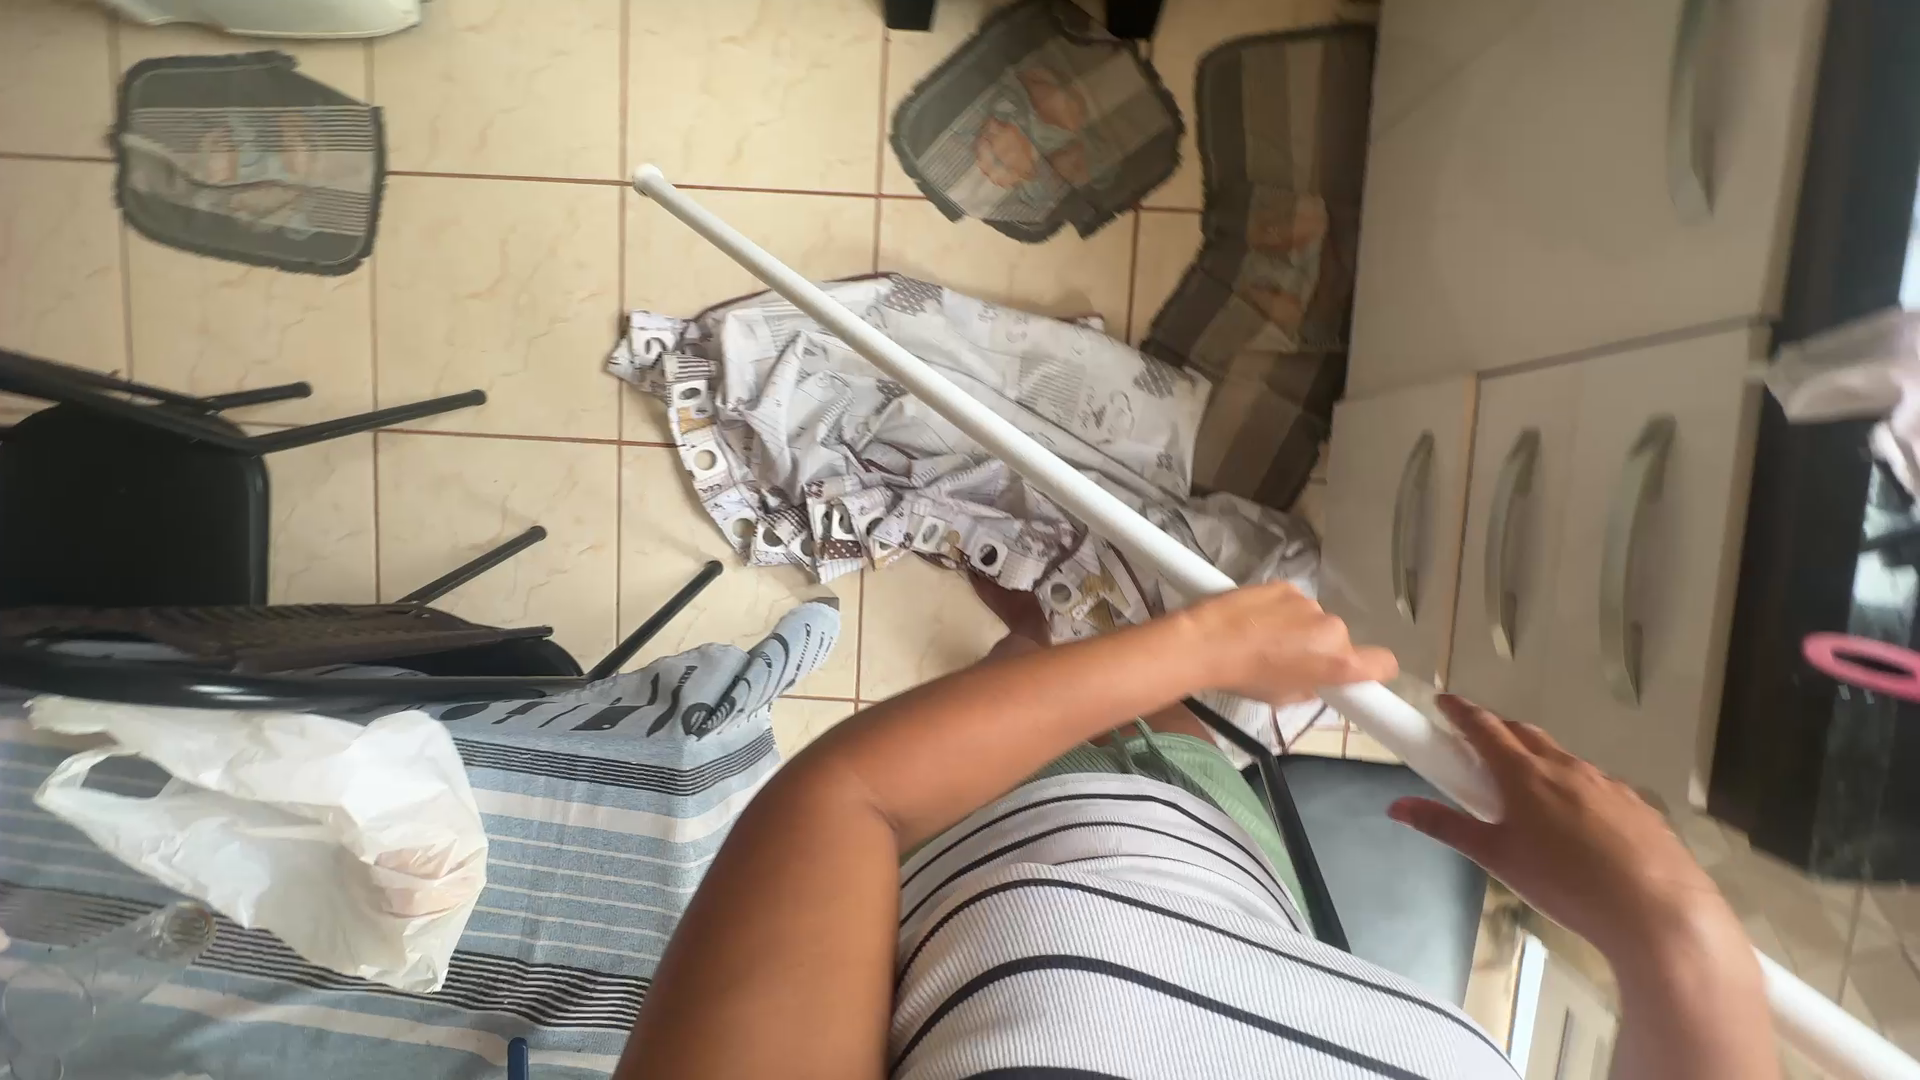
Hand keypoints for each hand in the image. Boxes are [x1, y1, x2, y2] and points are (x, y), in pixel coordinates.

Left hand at [1179, 583, 1396, 705]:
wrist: (1204, 641)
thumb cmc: (1243, 677)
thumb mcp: (1284, 696)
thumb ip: (1312, 683)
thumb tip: (1315, 675)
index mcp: (1338, 661)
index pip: (1383, 663)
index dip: (1372, 669)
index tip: (1357, 672)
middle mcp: (1331, 627)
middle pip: (1338, 639)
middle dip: (1318, 647)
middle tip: (1284, 656)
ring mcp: (1307, 602)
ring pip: (1311, 618)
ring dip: (1295, 626)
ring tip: (1260, 636)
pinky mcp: (1284, 584)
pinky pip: (1289, 601)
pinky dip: (1277, 608)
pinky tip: (1252, 617)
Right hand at [1387, 695, 1736, 963]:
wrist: (1663, 918)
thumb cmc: (1565, 882)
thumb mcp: (1495, 857)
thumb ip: (1444, 826)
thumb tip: (1394, 806)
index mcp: (1523, 773)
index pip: (1483, 726)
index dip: (1459, 711)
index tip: (1442, 702)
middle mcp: (1565, 767)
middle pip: (1523, 733)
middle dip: (1497, 730)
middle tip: (1477, 746)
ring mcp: (1608, 785)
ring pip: (1562, 758)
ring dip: (1536, 758)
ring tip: (1527, 791)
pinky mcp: (1641, 808)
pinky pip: (1597, 785)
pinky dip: (1574, 787)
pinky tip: (1578, 822)